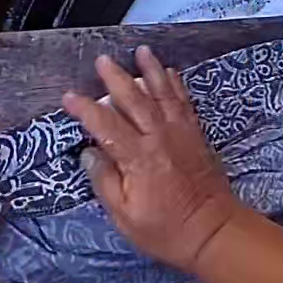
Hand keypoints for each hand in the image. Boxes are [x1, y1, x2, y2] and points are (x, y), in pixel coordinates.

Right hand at [61, 46, 244, 272]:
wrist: (213, 231)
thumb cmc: (166, 229)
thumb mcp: (125, 217)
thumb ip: (105, 182)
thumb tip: (89, 154)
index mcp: (138, 158)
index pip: (105, 125)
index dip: (85, 109)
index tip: (69, 97)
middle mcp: (159, 137)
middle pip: (134, 99)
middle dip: (116, 77)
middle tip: (102, 60)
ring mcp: (179, 131)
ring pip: (162, 92)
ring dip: (150, 70)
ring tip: (141, 51)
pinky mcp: (194, 132)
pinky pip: (183, 101)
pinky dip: (175, 84)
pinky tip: (169, 71)